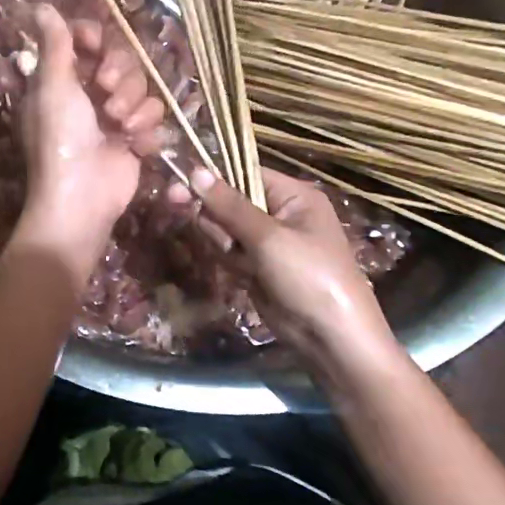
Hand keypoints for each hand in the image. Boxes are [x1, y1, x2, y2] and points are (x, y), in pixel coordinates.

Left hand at [15, 6, 166, 267]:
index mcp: (61, 81)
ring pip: (142, 88)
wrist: (82, 195)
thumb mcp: (53, 86)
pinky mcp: (133, 139)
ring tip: (119, 126)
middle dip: (120, 75)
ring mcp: (112, 118)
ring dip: (134, 105)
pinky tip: (135, 146)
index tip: (96, 45)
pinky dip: (146, 132)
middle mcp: (87, 95)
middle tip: (106, 91)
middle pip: (121, 60)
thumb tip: (37, 6)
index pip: (85, 40)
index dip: (95, 38)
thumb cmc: (60, 138)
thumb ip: (54, 45)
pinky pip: (154, 119)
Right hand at [169, 167, 399, 362]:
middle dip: (210, 210)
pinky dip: (225, 258)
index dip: (212, 177)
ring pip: (223, 227)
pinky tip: (239, 271)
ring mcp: (266, 240)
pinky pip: (228, 250)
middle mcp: (279, 213)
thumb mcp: (267, 236)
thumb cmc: (307, 274)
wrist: (328, 334)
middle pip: (229, 199)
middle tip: (176, 205)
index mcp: (293, 196)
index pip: (245, 172)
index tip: (178, 182)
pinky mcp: (255, 264)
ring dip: (219, 239)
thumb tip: (194, 171)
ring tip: (236, 258)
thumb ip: (228, 205)